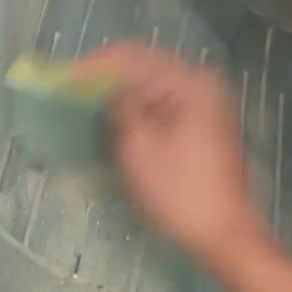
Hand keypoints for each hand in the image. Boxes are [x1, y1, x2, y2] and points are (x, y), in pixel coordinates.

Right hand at [90, 41, 269, 271]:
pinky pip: (163, 99)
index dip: (94, 64)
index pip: (132, 56)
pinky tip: (117, 114)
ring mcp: (205, 100)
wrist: (226, 235)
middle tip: (73, 86)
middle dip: (107, 74)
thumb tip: (106, 87)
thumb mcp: (138, 147)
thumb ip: (119, 106)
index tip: (64, 75)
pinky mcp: (203, 120)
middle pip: (144, 64)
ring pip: (153, 81)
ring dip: (122, 89)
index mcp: (188, 81)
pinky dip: (139, 103)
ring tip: (88, 99)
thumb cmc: (180, 192)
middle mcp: (200, 81)